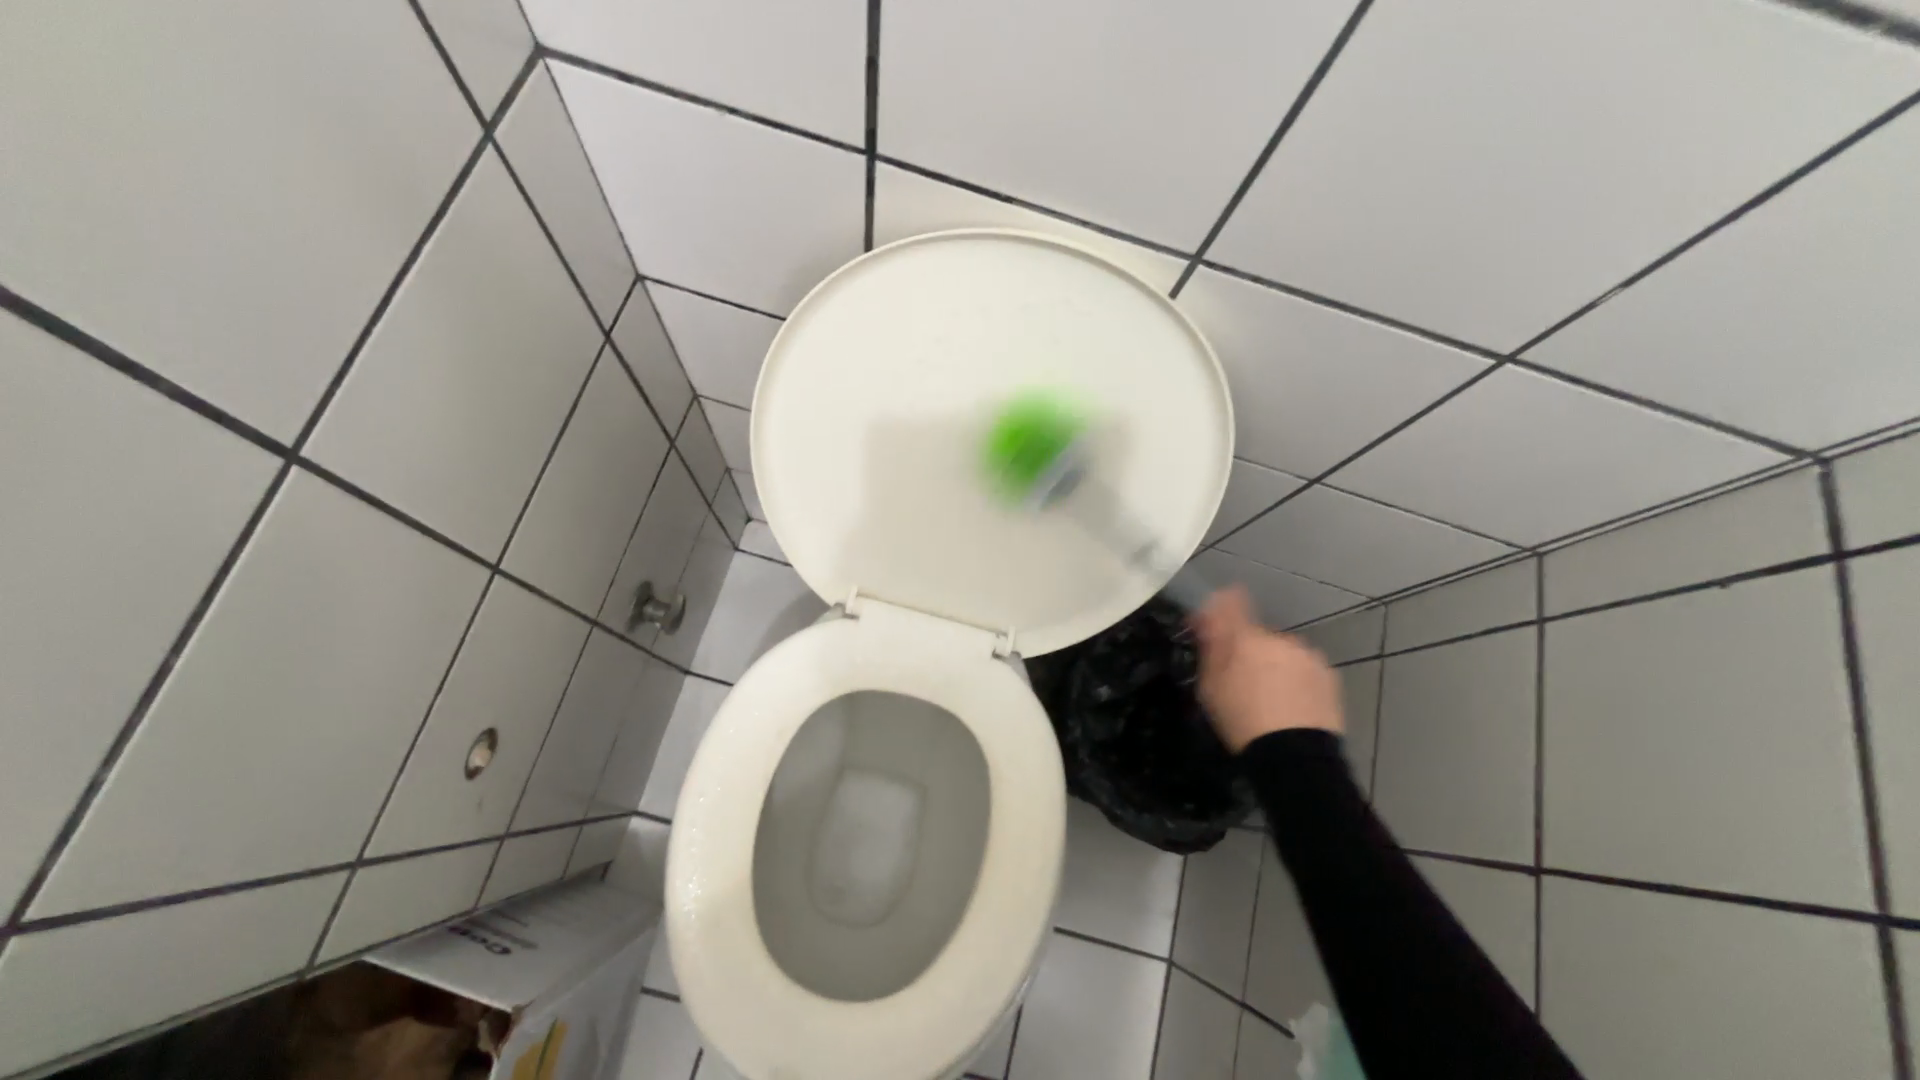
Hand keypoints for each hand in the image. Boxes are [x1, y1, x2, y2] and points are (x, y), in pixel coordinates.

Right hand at [1190, 586, 1344, 751]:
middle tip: (1243, 683)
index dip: (1222, 607)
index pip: (1231, 603)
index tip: (1215, 622)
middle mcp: (1278, 638)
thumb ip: (1210, 645)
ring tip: (1271, 699)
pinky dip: (1297, 680)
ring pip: (1283, 653)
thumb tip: (1205, 612)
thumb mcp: (1210, 688)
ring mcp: (1307, 655)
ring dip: (1276, 665)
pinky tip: (1292, 706)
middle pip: (1258, 636)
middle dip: (1250, 651)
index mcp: (1245, 638)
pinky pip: (1305, 669)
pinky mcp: (1328, 675)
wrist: (1295, 754)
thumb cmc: (1242, 721)